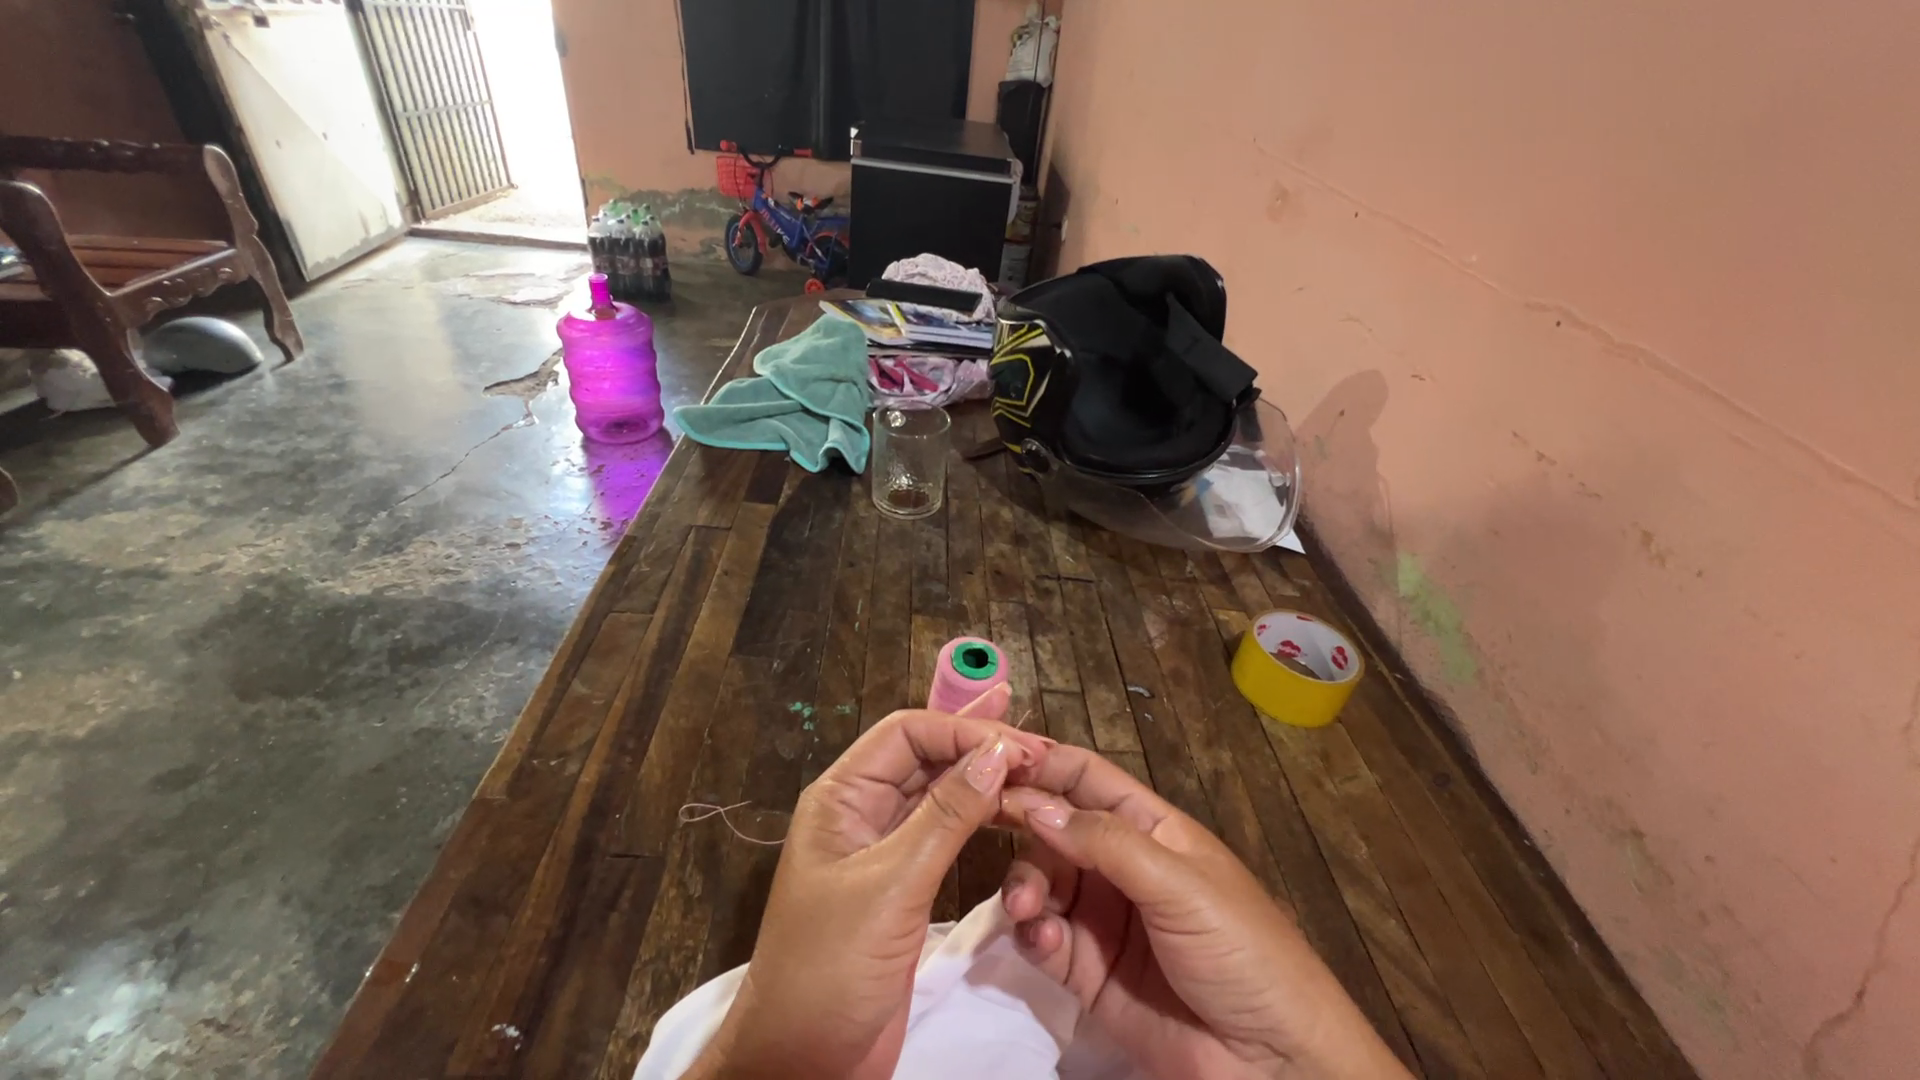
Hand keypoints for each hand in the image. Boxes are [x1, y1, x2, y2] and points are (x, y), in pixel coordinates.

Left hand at [687, 701, 1050, 1079]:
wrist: (803, 1062)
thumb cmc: (832, 966)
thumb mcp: (891, 885)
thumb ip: (946, 816)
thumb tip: (998, 752)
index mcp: (842, 796)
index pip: (906, 734)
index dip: (963, 731)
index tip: (1021, 746)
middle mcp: (862, 810)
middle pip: (925, 757)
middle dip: (979, 749)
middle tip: (1042, 758)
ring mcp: (884, 847)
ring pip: (939, 794)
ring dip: (983, 780)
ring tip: (1036, 775)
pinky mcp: (905, 883)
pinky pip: (945, 833)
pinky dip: (979, 818)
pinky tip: (1010, 812)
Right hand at [999, 747, 1411, 1079]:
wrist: (1272, 1065)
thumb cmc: (1241, 950)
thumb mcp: (1179, 884)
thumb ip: (1105, 842)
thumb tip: (1034, 804)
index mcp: (1149, 828)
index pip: (1087, 779)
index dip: (1043, 765)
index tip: (992, 762)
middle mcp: (1118, 865)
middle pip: (1052, 828)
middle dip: (1022, 827)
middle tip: (984, 829)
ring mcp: (1100, 918)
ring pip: (1040, 881)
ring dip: (1024, 886)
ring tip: (1025, 908)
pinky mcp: (1086, 971)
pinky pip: (1043, 938)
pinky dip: (1032, 934)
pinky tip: (1042, 942)